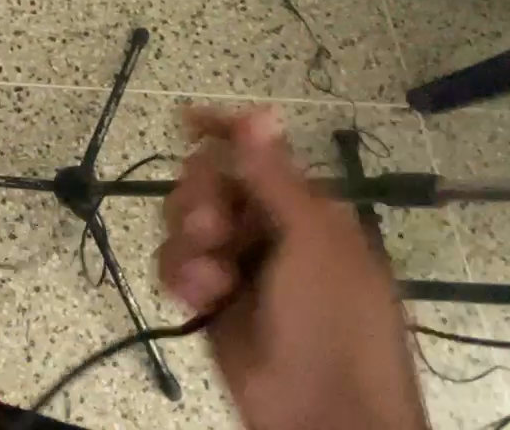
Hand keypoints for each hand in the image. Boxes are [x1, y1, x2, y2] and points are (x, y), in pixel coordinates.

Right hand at [157, 107, 426, 429]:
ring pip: (183, 219)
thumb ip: (276, 178)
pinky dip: (181, 275)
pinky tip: (198, 297)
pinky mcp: (208, 295)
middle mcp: (266, 229)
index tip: (186, 120)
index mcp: (304, 211)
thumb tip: (261, 111)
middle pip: (208, 181)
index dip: (223, 132)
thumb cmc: (335, 325)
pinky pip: (174, 263)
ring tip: (210, 277)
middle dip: (201, 200)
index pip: (256, 153)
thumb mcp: (314, 245)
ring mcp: (235, 262)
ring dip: (188, 243)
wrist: (322, 418)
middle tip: (214, 228)